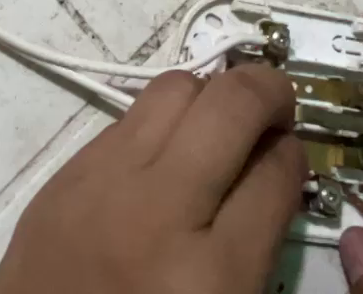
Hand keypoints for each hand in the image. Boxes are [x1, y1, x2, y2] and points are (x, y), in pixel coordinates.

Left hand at [0, 65, 306, 293]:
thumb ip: (257, 245)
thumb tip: (274, 169)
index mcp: (212, 278)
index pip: (276, 175)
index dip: (296, 155)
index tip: (292, 153)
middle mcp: (159, 213)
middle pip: (232, 105)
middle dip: (269, 91)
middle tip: (277, 110)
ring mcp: (105, 182)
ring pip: (176, 88)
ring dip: (212, 93)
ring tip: (221, 121)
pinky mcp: (66, 173)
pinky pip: (128, 116)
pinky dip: (161, 119)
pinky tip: (166, 147)